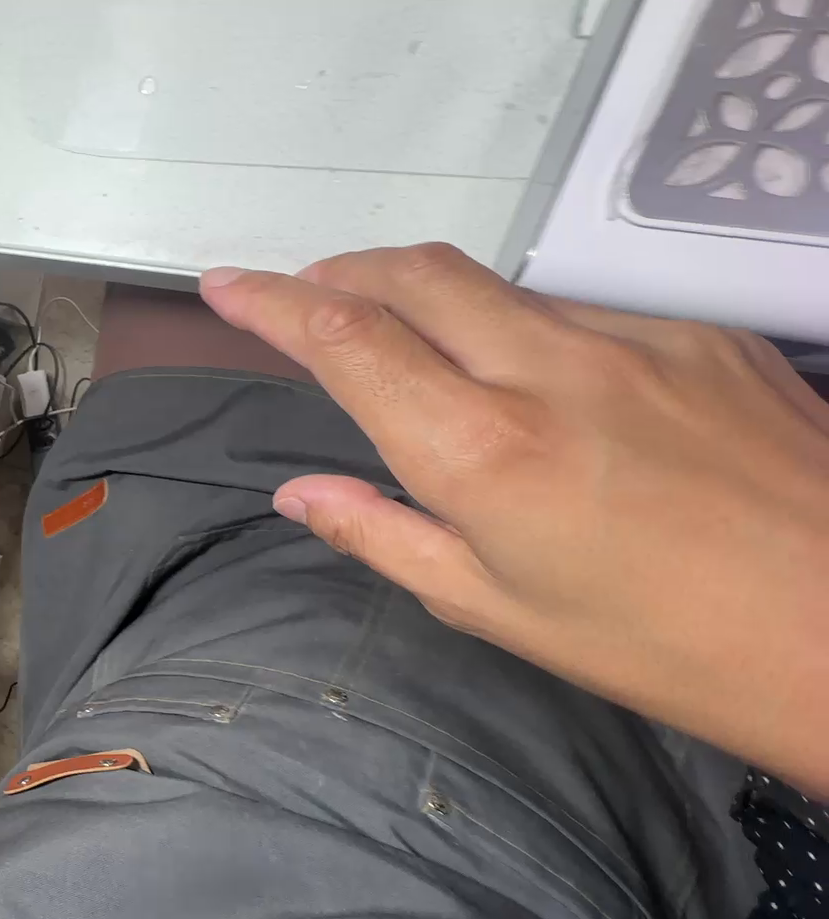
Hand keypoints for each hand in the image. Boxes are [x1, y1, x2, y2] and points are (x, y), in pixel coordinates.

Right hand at [199, 244, 828, 793]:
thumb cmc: (652, 641)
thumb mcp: (482, 602)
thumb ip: (375, 533)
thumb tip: (297, 493)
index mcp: (479, 448)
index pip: (348, 341)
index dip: (272, 303)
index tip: (224, 286)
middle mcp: (550, 371)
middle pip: (415, 275)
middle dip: (336, 272)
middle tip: (296, 296)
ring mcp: (635, 341)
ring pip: (488, 284)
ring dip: (413, 294)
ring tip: (389, 338)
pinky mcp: (699, 337)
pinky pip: (563, 309)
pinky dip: (500, 323)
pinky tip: (511, 378)